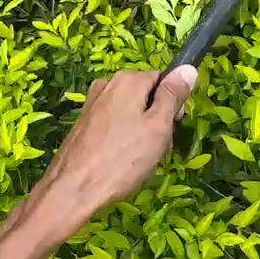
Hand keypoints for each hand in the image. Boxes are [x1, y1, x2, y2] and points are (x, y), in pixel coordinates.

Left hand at [29, 67, 197, 234]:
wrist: (72, 189)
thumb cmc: (122, 159)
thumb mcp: (157, 127)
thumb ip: (172, 96)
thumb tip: (187, 68)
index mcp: (127, 79)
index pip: (163, 80)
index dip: (173, 104)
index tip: (173, 128)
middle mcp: (107, 84)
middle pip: (146, 95)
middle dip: (157, 120)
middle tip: (157, 148)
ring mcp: (92, 103)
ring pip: (130, 111)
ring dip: (142, 132)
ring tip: (140, 160)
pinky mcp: (84, 123)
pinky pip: (114, 124)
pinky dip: (123, 139)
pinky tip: (122, 162)